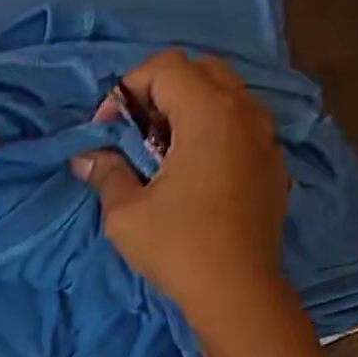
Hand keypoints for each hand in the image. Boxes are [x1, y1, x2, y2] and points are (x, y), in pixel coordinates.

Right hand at [71, 51, 290, 314]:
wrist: (236, 289)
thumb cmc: (177, 247)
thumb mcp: (126, 213)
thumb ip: (107, 174)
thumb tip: (86, 158)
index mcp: (208, 114)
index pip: (166, 67)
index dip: (127, 90)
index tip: (107, 130)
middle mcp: (244, 112)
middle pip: (200, 71)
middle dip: (158, 92)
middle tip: (132, 134)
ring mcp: (265, 137)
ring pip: (224, 96)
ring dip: (185, 111)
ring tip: (158, 154)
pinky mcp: (271, 164)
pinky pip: (239, 126)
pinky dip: (209, 132)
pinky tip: (189, 174)